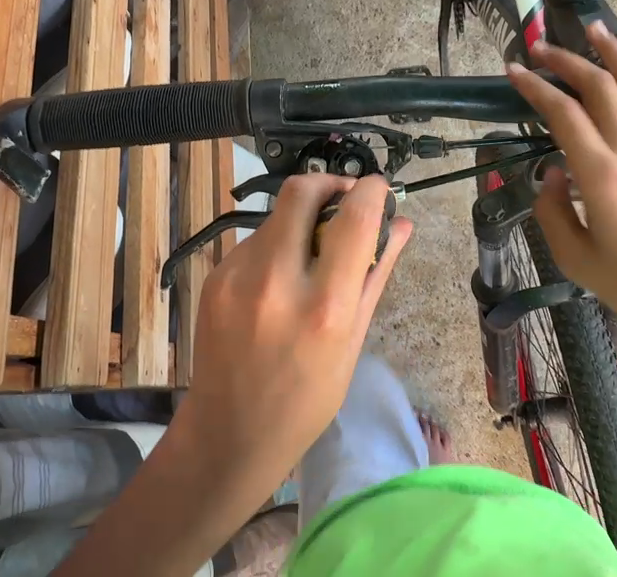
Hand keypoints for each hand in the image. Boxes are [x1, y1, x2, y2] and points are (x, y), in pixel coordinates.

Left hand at [171, 174, 413, 500]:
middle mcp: (277, 281)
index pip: (354, 216)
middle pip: (301, 190)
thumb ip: (376, 274)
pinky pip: (254, 241)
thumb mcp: (353, 341)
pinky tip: (277, 282)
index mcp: (324, 306)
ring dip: (299, 221)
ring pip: (276, 215)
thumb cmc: (307, 398)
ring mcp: (237, 275)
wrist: (228, 433)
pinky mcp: (215, 276)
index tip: (377, 190)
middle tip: (341, 202)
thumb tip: (401, 223)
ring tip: (308, 259)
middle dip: (328, 183)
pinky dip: (274, 246)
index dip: (370, 190)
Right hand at [506, 22, 616, 342]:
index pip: (563, 114)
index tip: (514, 70)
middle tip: (541, 46)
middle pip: (601, 88)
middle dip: (568, 61)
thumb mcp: (574, 258)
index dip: (536, 88)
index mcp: (601, 176)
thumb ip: (551, 210)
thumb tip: (550, 171)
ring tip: (596, 28)